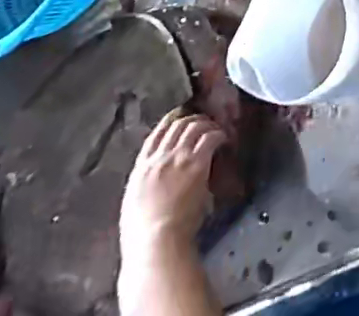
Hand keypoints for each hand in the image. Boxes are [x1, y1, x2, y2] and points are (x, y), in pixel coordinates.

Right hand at [120, 108, 226, 252]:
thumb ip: (146, 185)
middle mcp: (160, 157)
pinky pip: (210, 138)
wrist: (156, 241)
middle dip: (192, 120)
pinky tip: (224, 138)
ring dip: (207, 124)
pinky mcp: (197, 164)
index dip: (169, 121)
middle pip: (178, 125)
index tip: (178, 117)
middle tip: (203, 122)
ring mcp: (179, 158)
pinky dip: (218, 134)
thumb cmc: (143, 234)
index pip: (156, 135)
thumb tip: (157, 183)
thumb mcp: (135, 203)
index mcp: (141, 168)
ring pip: (194, 126)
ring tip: (216, 128)